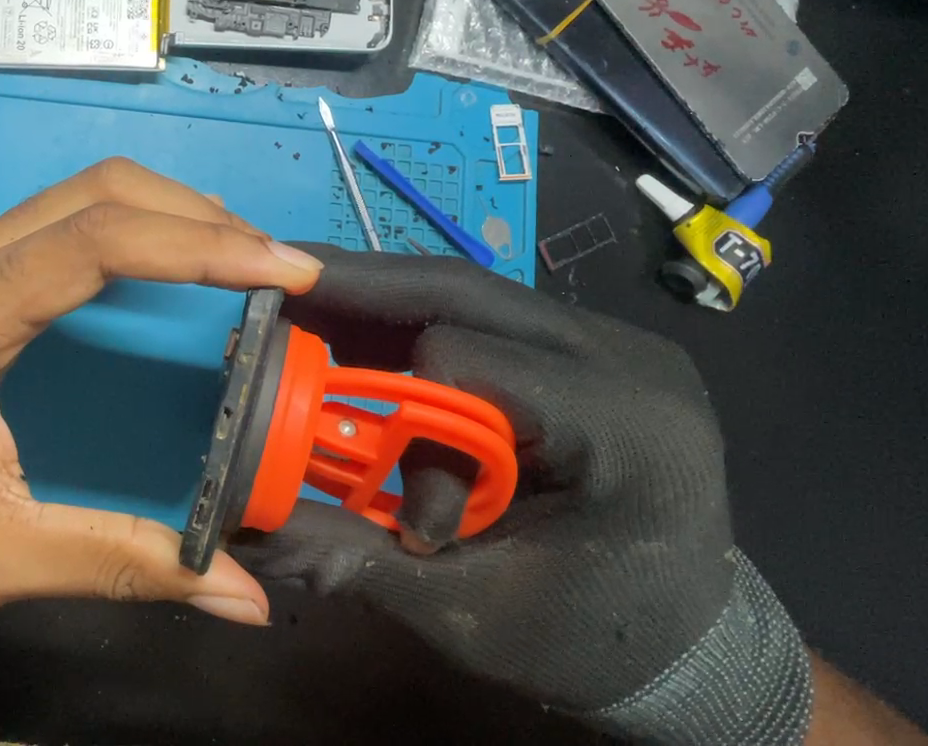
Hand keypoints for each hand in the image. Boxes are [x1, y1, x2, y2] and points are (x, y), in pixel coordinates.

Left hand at [0, 159, 323, 625]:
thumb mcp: (0, 553)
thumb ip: (118, 564)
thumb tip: (238, 593)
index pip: (95, 244)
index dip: (198, 248)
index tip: (283, 272)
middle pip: (105, 195)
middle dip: (206, 222)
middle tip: (283, 268)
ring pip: (98, 188)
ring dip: (182, 210)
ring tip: (253, 255)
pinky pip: (86, 207)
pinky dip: (153, 216)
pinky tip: (194, 247)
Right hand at [231, 246, 813, 743]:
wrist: (690, 644)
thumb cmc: (593, 639)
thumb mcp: (471, 618)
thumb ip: (352, 562)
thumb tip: (237, 529)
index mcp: (622, 422)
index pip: (469, 361)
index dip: (397, 410)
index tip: (384, 497)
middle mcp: (618, 354)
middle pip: (458, 289)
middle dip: (354, 286)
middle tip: (271, 282)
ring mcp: (600, 338)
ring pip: (462, 287)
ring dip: (373, 294)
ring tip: (296, 293)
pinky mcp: (575, 343)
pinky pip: (474, 310)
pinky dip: (404, 317)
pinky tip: (351, 321)